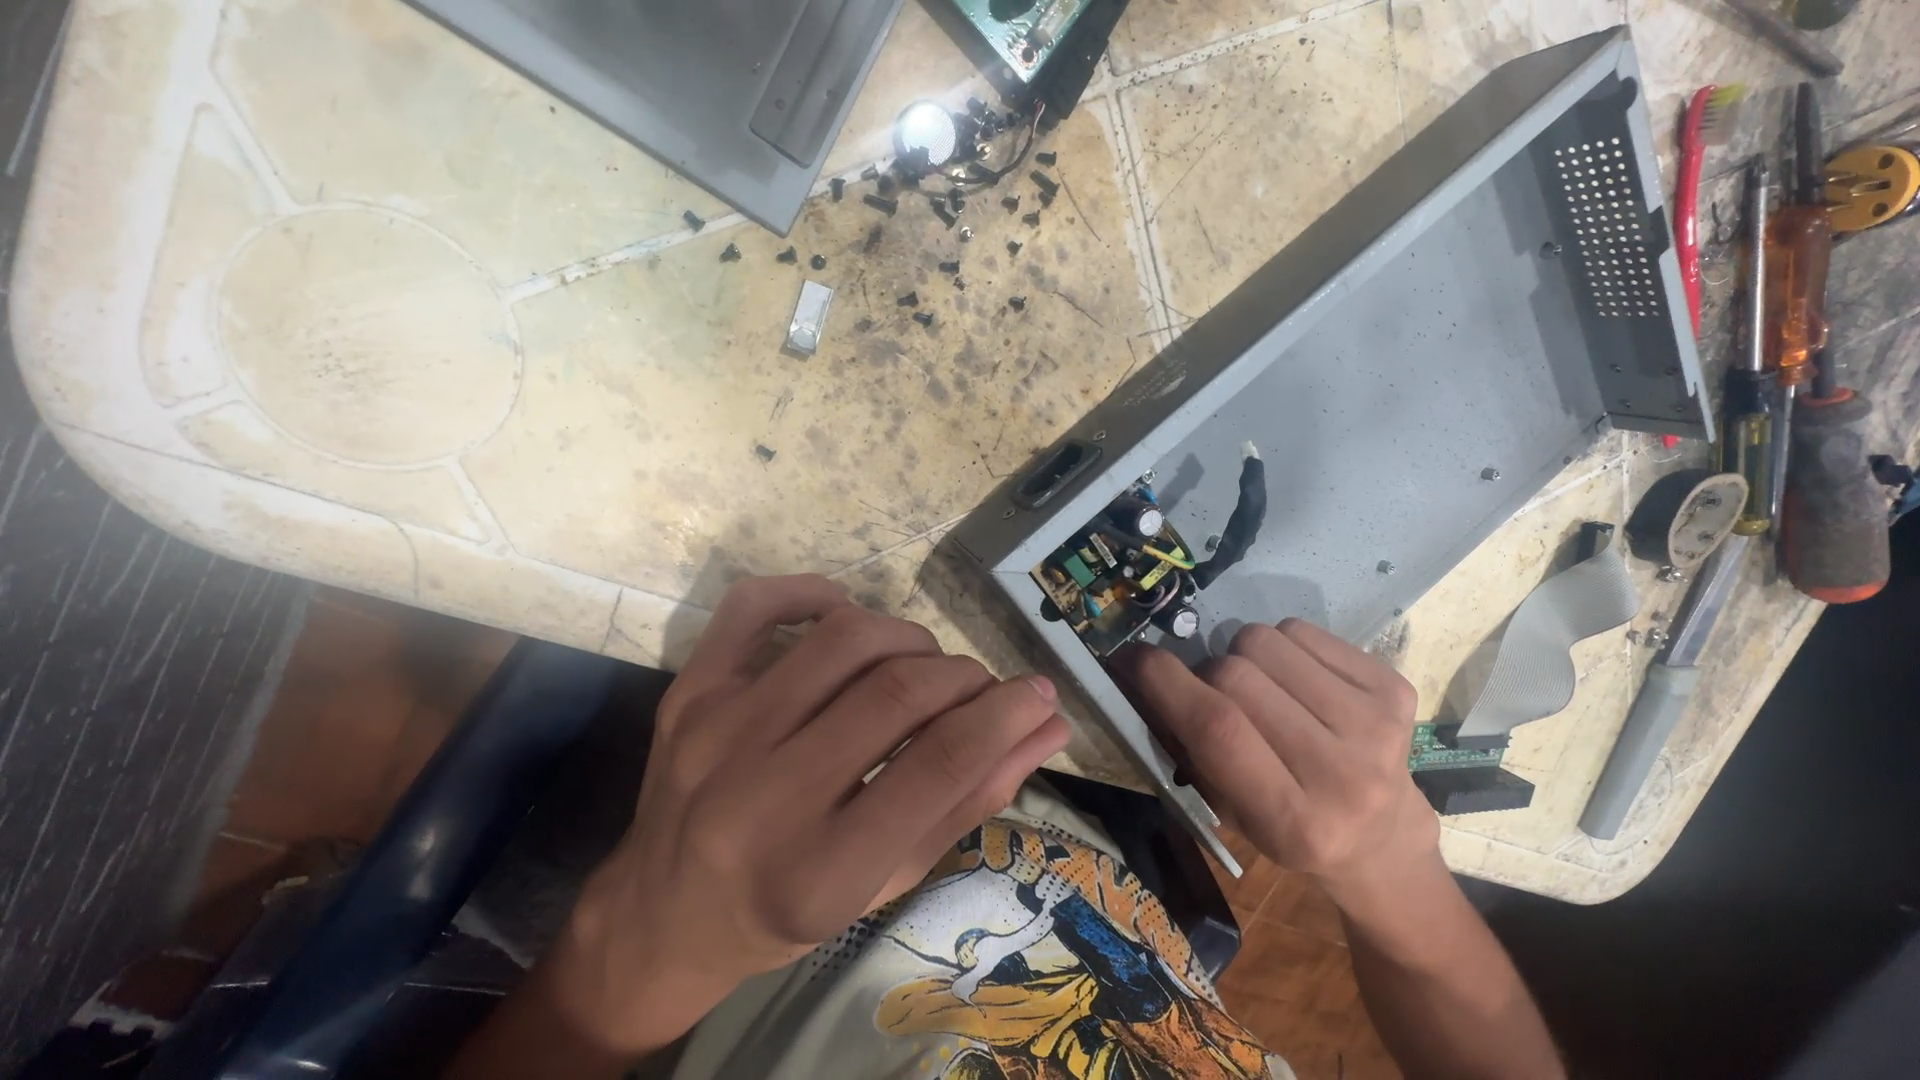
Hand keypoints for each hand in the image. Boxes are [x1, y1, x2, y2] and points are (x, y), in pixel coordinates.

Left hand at [550, 575, 1069, 1054]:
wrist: (666, 916)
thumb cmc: (788, 913)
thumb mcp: (887, 881)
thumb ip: (970, 802)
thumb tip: (1046, 727)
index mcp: (820, 870)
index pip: (938, 764)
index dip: (1004, 717)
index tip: (1038, 695)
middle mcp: (763, 795)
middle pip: (896, 694)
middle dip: (963, 678)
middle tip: (982, 688)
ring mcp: (716, 732)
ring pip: (842, 639)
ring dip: (907, 639)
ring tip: (922, 667)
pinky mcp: (688, 692)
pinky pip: (755, 605)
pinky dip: (813, 592)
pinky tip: (846, 614)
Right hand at [1116, 619, 1435, 897]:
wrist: (1380, 838)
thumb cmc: (1286, 827)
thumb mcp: (1226, 809)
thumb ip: (1185, 746)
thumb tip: (1141, 673)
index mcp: (1293, 822)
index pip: (1217, 729)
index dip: (1165, 682)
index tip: (1132, 658)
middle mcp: (1344, 776)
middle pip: (1237, 675)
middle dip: (1204, 674)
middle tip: (1208, 694)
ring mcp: (1378, 727)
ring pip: (1267, 641)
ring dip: (1243, 656)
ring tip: (1258, 691)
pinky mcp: (1396, 689)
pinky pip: (1303, 630)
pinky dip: (1281, 646)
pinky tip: (1293, 683)